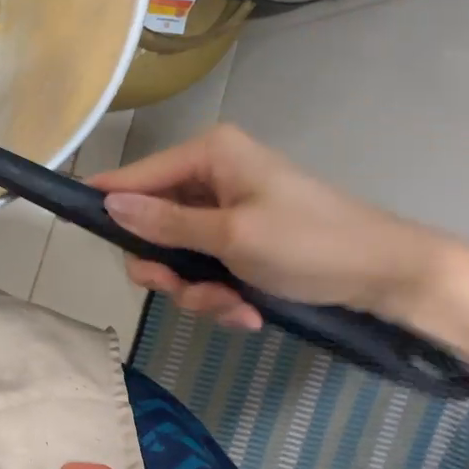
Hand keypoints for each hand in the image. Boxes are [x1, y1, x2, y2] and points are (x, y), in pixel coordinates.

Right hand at [88, 125, 441, 328]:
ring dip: (195, 290)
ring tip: (231, 308)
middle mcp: (209, 176)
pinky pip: (200, 267)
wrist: (390, 278)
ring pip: (172, 254)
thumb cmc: (312, 246)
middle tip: (186, 292)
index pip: (132, 178)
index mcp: (208, 155)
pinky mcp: (236, 239)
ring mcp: (222, 209)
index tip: (78, 233)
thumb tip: (107, 205)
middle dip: (167, 268)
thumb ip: (165, 223)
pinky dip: (216, 294)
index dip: (105, 208)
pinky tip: (245, 312)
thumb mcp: (232, 237)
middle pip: (147, 224)